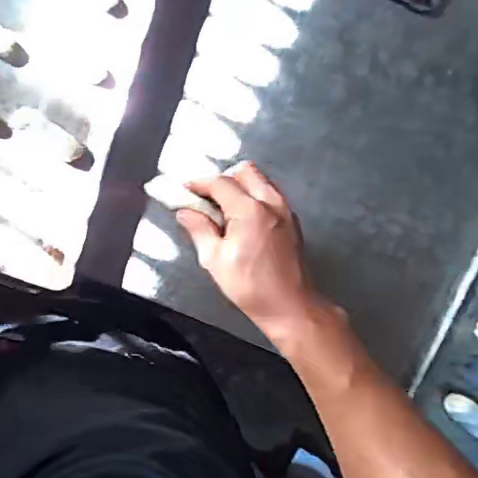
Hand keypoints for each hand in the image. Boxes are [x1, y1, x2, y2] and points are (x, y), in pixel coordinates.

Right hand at [174, 162, 332, 344]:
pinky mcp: (292, 221)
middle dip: (222, 179)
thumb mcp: (214, 259)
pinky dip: (253, 197)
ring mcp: (285, 211)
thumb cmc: (251, 286)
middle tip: (205, 198)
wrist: (290, 306)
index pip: (220, 183)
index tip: (185, 190)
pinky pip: (270, 196)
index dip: (198, 184)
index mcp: (250, 211)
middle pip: (245, 171)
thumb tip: (186, 213)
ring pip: (260, 181)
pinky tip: (241, 219)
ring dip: (239, 187)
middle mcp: (271, 204)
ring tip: (222, 209)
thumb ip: (199, 229)